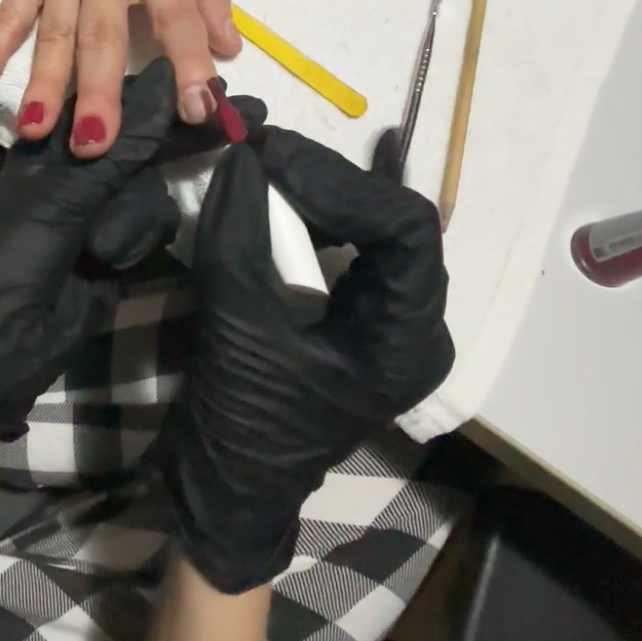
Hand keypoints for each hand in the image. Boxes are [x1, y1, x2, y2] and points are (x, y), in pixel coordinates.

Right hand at [0, 0, 240, 156]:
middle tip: (92, 143)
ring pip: (53, 30)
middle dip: (97, 90)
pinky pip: (11, 7)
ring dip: (44, 82)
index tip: (197, 108)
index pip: (177, 12)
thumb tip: (227, 50)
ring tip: (36, 131)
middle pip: (102, 32)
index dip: (188, 60)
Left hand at [0, 59, 264, 438]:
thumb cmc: (20, 249)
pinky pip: (155, 223)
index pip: (123, 105)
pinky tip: (108, 261)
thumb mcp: (67, 190)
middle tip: (251, 118)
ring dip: (134, 217)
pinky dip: (136, 239)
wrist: (4, 335)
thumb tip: (170, 80)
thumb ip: (124, 142)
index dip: (170, 95)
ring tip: (99, 248)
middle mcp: (86, 165)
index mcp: (58, 139)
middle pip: (150, 143)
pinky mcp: (125, 241)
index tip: (220, 85)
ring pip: (156, 188)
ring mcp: (107, 205)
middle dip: (189, 138)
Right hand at [149, 126, 454, 592]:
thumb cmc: (241, 419)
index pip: (407, 230)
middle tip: (264, 155)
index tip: (275, 159)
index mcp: (405, 341)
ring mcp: (387, 323)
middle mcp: (413, 327)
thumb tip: (244, 156)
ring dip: (318, 193)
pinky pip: (348, 248)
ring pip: (372, 229)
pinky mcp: (357, 318)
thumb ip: (237, 232)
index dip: (343, 183)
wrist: (228, 485)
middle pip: (394, 223)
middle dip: (328, 182)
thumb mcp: (234, 322)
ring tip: (264, 171)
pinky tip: (277, 200)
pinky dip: (311, 216)